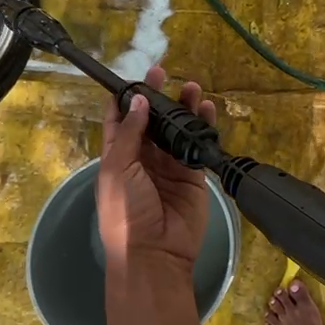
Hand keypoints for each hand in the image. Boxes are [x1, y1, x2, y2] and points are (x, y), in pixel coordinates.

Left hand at [96, 67, 217, 272]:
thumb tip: (139, 99)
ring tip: (191, 86)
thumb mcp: (118, 170)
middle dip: (155, 95)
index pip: (118, 121)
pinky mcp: (193, 173)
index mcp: (117, 157)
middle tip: (162, 72)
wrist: (155, 252)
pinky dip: (203, 124)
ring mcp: (169, 164)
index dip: (123, 98)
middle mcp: (142, 157)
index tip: (133, 76)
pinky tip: (207, 108)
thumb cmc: (126, 213)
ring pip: (176, 127)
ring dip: (182, 106)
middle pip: (149, 119)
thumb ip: (130, 134)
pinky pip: (197, 142)